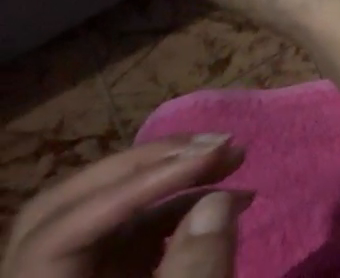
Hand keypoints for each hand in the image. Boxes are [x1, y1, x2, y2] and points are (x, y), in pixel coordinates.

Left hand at [2, 135, 247, 277]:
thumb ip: (193, 268)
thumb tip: (221, 199)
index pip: (61, 229)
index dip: (137, 185)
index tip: (215, 155)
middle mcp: (38, 277)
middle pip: (67, 204)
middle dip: (145, 164)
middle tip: (216, 144)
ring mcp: (72, 272)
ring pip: (103, 207)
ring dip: (170, 174)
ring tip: (233, 156)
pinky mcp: (106, 270)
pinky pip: (133, 226)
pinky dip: (182, 201)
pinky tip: (231, 196)